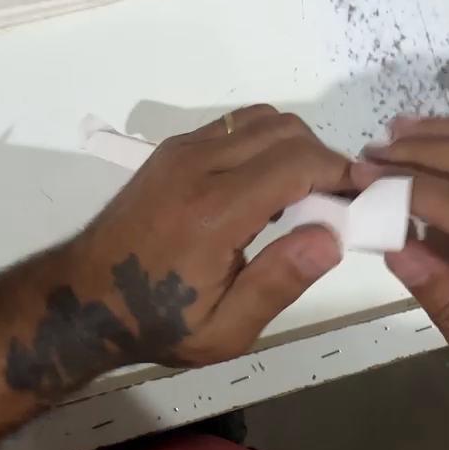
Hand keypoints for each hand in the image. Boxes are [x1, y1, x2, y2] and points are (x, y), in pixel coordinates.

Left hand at [5, 106, 346, 399]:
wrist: (87, 296)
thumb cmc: (159, 321)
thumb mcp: (225, 331)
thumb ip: (280, 282)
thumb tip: (332, 236)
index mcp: (215, 211)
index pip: (296, 163)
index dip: (339, 173)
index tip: (361, 197)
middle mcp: (199, 164)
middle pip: (285, 130)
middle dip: (323, 158)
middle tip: (334, 201)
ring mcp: (182, 148)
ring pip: (261, 119)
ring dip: (294, 145)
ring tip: (300, 193)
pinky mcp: (174, 146)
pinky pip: (234, 125)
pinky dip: (264, 141)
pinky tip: (262, 184)